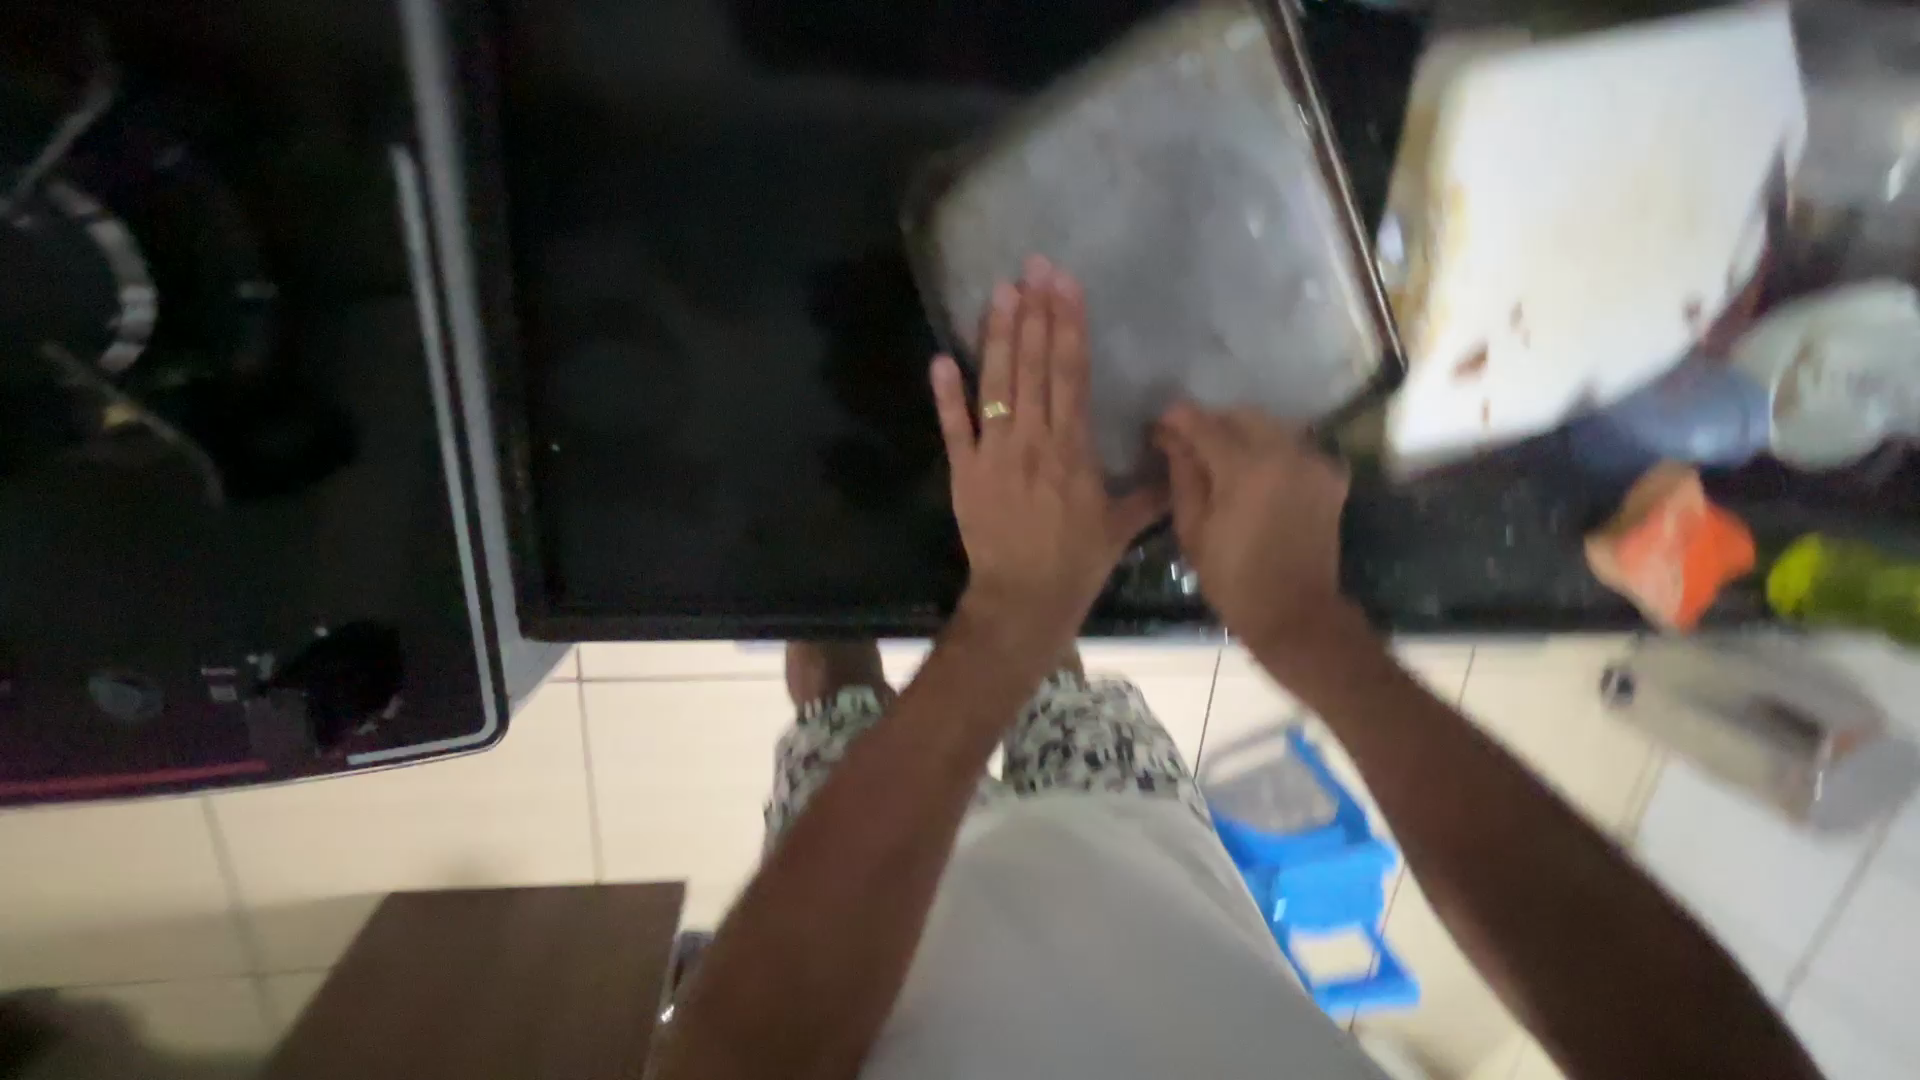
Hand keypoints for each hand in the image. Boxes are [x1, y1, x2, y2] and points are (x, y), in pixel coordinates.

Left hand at [930, 255, 1164, 645]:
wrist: (1024, 599)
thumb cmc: (1077, 562)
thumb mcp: (1123, 525)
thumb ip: (1153, 490)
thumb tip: (1182, 457)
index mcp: (1073, 448)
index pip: (1071, 374)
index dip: (1068, 326)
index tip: (1065, 284)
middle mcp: (1033, 440)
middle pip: (1034, 366)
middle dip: (1035, 313)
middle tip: (1032, 266)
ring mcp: (994, 454)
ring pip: (997, 385)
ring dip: (998, 337)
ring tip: (1000, 293)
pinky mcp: (964, 472)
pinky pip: (954, 428)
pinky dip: (947, 395)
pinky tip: (942, 359)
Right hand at [1155, 405, 1353, 645]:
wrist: (1295, 612)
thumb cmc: (1232, 578)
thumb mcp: (1193, 529)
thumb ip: (1183, 475)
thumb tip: (1171, 439)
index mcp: (1246, 469)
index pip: (1204, 424)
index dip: (1177, 420)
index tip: (1159, 425)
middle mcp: (1286, 453)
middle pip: (1241, 415)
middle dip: (1212, 423)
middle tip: (1189, 445)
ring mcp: (1314, 461)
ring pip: (1271, 426)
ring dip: (1242, 434)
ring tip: (1221, 459)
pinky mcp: (1330, 475)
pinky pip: (1294, 445)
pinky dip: (1271, 450)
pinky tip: (1255, 474)